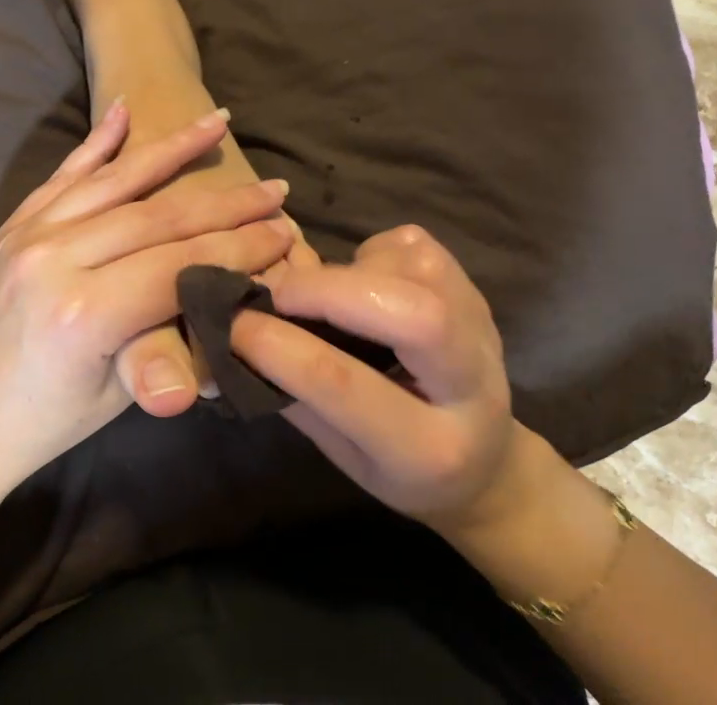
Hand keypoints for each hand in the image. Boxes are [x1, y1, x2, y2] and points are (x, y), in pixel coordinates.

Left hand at [0, 102, 296, 531]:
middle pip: (155, 218)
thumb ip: (170, 338)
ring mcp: (26, 237)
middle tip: (274, 188)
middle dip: (223, 203)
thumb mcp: (115, 396)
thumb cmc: (43, 423)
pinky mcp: (10, 229)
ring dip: (168, 150)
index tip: (285, 230)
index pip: (181, 265)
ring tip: (216, 121)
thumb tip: (239, 301)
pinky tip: (123, 113)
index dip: (239, 247)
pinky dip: (94, 146)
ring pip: (111, 183)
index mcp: (85, 315)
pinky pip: (59, 179)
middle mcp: (54, 261)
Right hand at [230, 225, 531, 530]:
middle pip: (414, 316)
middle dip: (326, 291)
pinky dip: (370, 253)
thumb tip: (230, 337)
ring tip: (321, 295)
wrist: (487, 462)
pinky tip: (360, 282)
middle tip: (274, 294)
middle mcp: (471, 384)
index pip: (346, 384)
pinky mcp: (475, 290)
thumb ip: (293, 397)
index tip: (233, 327)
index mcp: (428, 448)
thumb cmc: (399, 468)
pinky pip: (415, 247)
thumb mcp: (342, 457)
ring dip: (350, 270)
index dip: (278, 347)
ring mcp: (482, 328)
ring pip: (416, 269)